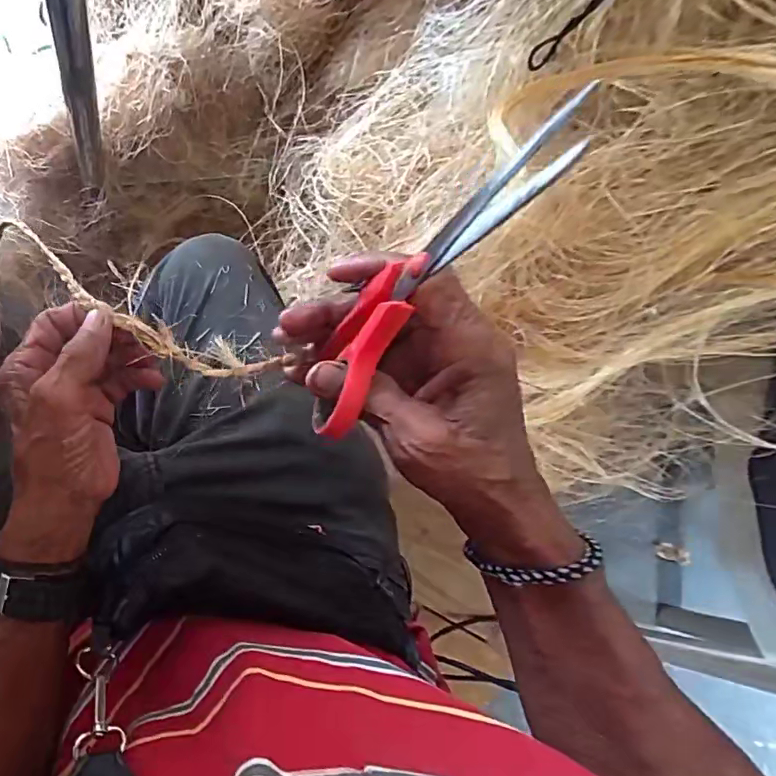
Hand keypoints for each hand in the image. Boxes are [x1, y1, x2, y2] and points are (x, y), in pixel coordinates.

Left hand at [0, 303, 162, 561]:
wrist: (67, 501)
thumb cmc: (55, 450)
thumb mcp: (61, 396)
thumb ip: (79, 354)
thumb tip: (101, 316)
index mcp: (27, 366)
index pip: (53, 323)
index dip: (82, 316)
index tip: (113, 318)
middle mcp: (49, 372)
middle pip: (85, 337)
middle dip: (115, 335)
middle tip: (143, 340)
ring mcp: (75, 389)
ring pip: (105, 357)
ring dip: (131, 355)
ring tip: (152, 362)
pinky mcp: (98, 406)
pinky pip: (119, 380)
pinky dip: (136, 377)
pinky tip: (153, 381)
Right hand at [275, 255, 578, 565]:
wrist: (490, 505)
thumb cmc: (469, 468)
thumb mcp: (418, 433)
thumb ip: (367, 395)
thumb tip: (314, 369)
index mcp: (465, 343)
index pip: (427, 282)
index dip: (381, 270)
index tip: (334, 277)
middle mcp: (443, 342)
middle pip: (384, 307)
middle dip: (333, 313)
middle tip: (287, 326)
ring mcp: (421, 362)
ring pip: (367, 333)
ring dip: (325, 338)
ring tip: (285, 348)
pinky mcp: (402, 382)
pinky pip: (363, 363)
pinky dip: (332, 367)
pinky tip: (299, 373)